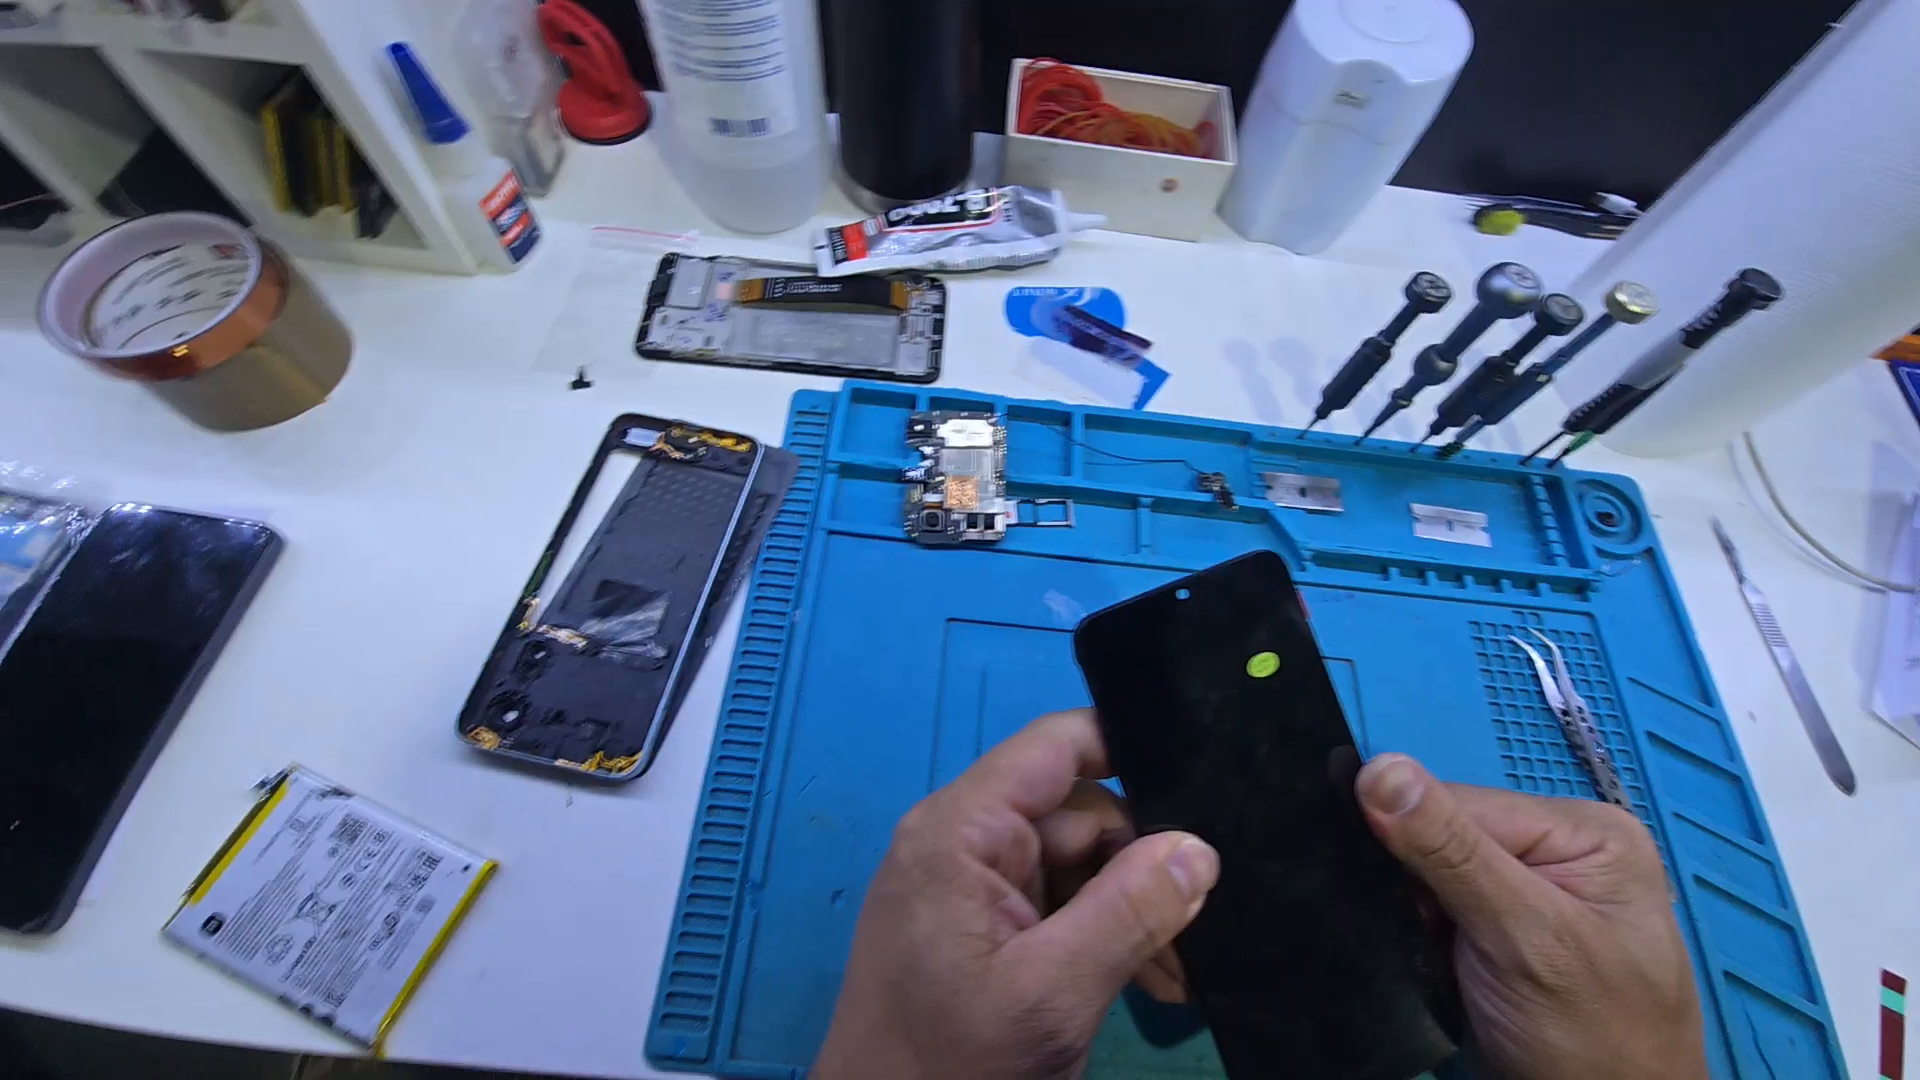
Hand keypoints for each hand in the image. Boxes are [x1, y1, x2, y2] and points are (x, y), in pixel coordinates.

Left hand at [812, 709, 1219, 1079]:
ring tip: (1177, 975)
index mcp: (962, 828)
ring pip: (1079, 863)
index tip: (1196, 773)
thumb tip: (1197, 848)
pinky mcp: (989, 925)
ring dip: (1131, 910)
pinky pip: (1062, 904)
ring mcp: (977, 884)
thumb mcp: (1049, 995)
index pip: (1052, 748)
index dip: (1121, 745)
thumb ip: (1127, 914)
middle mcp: (968, 839)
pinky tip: (1152, 982)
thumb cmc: (949, 1067)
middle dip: (1140, 863)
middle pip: (1077, 813)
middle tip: (1198, 925)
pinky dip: (1105, 935)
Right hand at [1356, 754, 1709, 1079]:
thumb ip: (1449, 849)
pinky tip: (1435, 946)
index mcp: (1583, 829)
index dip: (1418, 842)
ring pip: (1424, 856)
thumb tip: (1378, 765)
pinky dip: (1415, 917)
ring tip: (1437, 943)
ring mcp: (1526, 878)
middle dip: (1417, 877)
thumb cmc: (1586, 1040)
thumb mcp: (1522, 937)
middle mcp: (1555, 840)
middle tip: (1436, 933)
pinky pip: (1427, 887)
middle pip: (1438, 824)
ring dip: (1411, 901)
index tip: (1428, 906)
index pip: (1455, 798)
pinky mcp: (1495, 911)